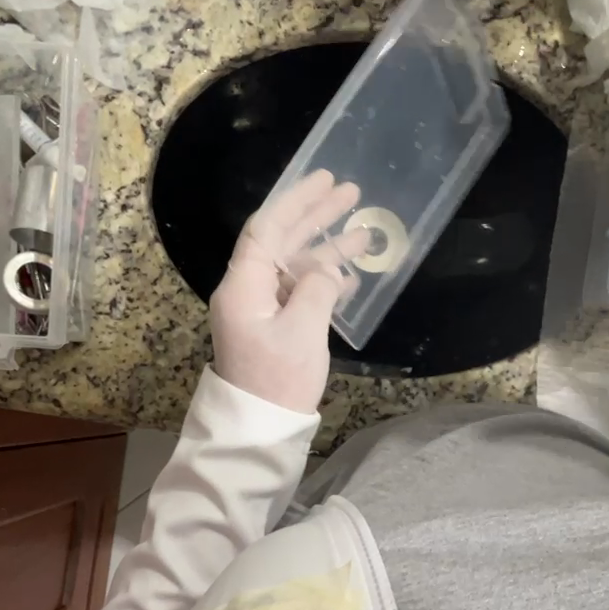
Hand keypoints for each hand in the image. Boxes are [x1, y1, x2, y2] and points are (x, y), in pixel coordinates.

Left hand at [209, 170, 361, 413]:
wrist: (260, 428)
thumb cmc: (278, 381)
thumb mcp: (302, 332)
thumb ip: (317, 290)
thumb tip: (328, 270)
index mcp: (244, 286)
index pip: (267, 228)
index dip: (296, 201)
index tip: (326, 181)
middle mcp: (248, 291)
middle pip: (282, 241)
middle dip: (315, 216)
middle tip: (350, 193)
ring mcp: (261, 310)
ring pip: (294, 266)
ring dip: (327, 250)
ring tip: (363, 234)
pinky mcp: (274, 327)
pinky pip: (298, 292)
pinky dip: (324, 281)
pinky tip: (351, 275)